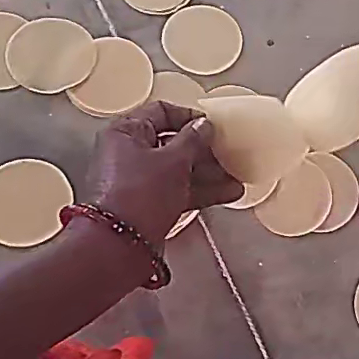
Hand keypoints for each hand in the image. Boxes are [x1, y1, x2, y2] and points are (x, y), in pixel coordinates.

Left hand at [86, 102, 242, 242]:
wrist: (121, 246)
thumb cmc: (139, 194)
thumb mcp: (173, 160)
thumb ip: (193, 139)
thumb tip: (204, 126)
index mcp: (126, 133)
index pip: (161, 112)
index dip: (189, 116)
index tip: (212, 125)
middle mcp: (129, 153)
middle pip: (173, 143)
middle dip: (204, 150)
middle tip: (228, 152)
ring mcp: (139, 180)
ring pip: (180, 169)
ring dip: (209, 173)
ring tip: (236, 177)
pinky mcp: (149, 204)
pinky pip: (179, 190)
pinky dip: (202, 191)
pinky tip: (228, 193)